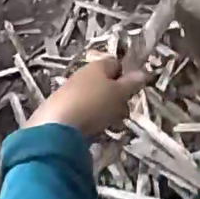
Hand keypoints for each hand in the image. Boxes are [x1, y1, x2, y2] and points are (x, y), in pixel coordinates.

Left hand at [28, 56, 149, 136]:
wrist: (55, 128)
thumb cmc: (93, 104)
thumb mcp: (119, 93)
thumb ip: (132, 83)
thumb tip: (144, 72)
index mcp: (97, 66)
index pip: (116, 64)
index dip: (126, 76)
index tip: (132, 92)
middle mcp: (81, 75)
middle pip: (105, 83)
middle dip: (116, 98)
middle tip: (123, 113)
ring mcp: (68, 92)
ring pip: (93, 99)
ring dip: (104, 112)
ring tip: (110, 127)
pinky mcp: (59, 110)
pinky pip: (81, 113)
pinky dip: (89, 122)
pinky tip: (92, 134)